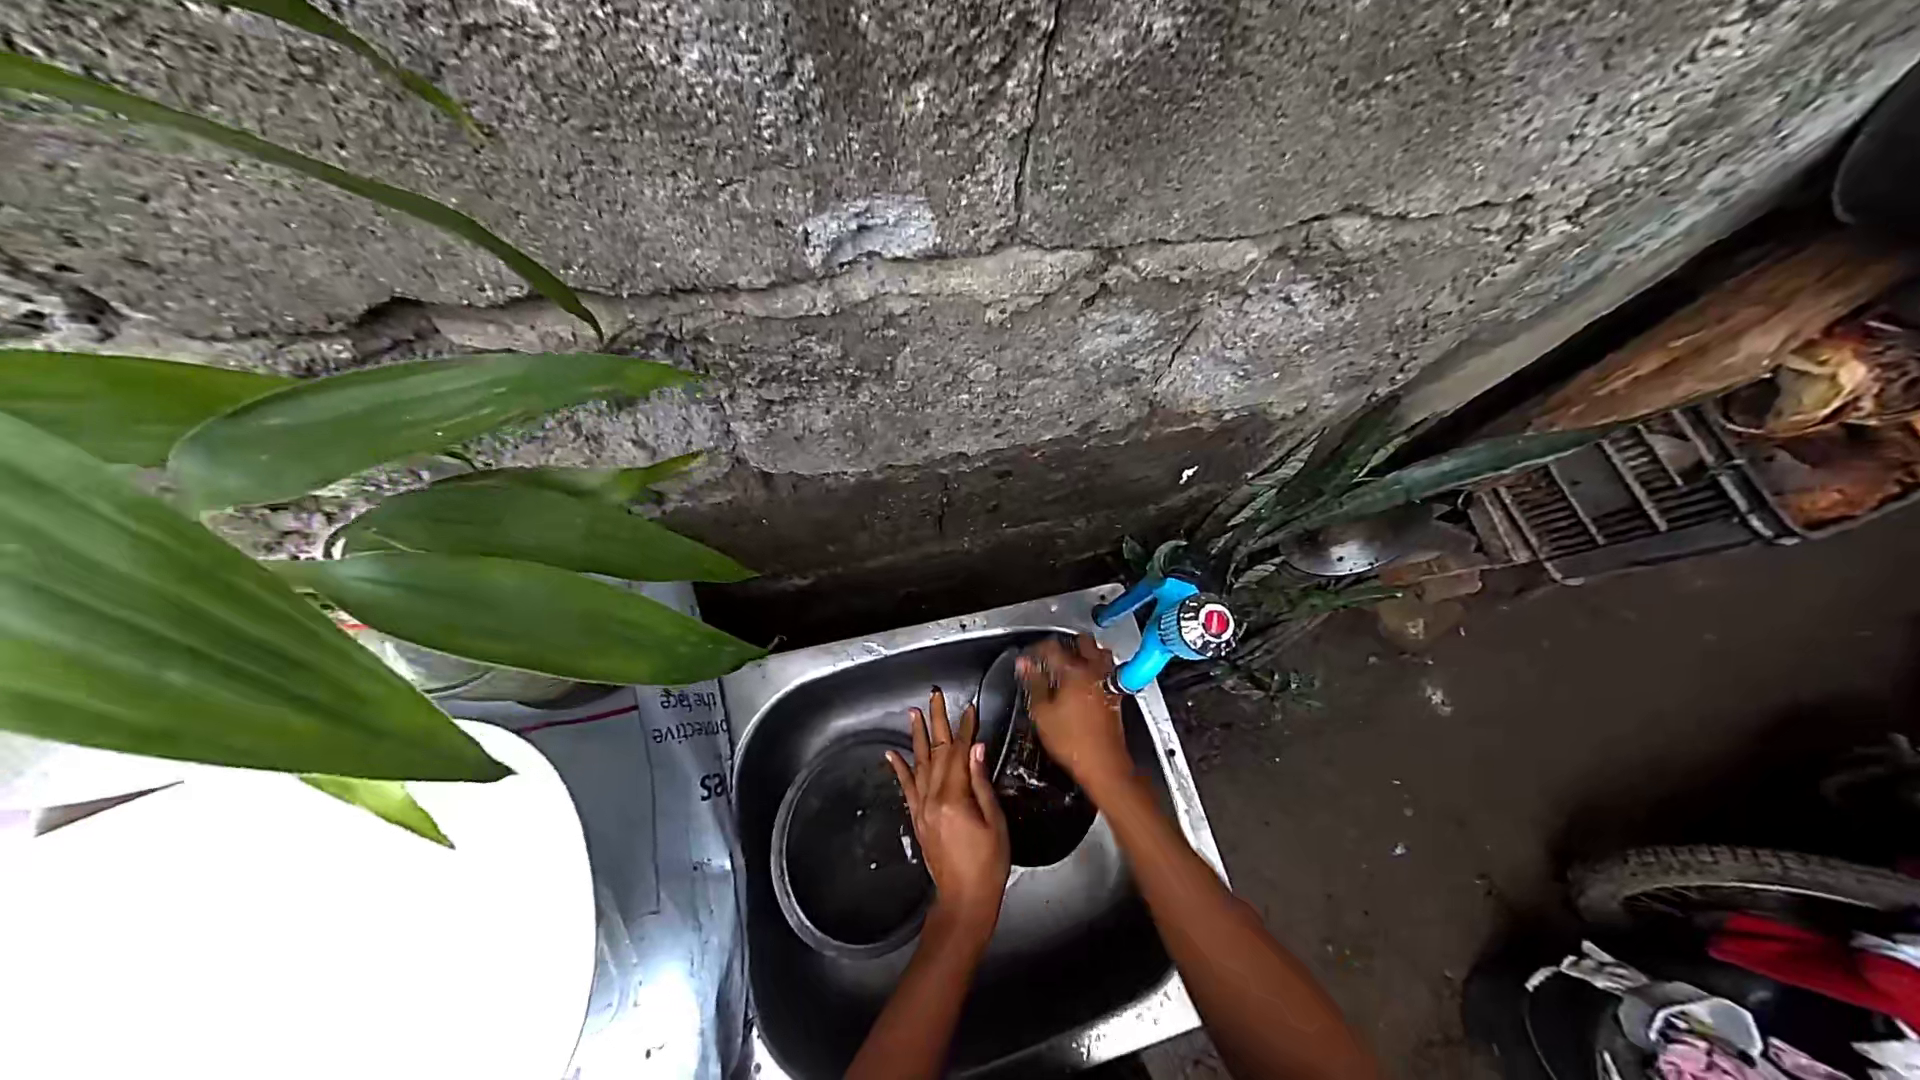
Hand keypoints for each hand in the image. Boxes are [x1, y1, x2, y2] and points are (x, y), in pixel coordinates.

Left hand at [886, 687, 1009, 931]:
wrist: (964, 900)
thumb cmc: (988, 863)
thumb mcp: (994, 822)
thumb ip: (981, 783)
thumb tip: (975, 748)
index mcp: (954, 799)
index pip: (959, 754)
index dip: (965, 729)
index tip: (970, 708)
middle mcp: (932, 799)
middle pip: (935, 752)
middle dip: (936, 722)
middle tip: (935, 696)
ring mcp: (921, 808)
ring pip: (918, 764)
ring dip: (916, 737)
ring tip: (914, 713)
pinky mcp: (916, 819)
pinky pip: (906, 788)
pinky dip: (899, 769)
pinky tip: (892, 753)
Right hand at [1016, 635, 1132, 792]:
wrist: (1103, 764)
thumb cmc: (1074, 742)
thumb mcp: (1042, 712)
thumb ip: (1033, 683)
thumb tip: (1024, 665)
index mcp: (1074, 670)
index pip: (1052, 646)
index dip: (1036, 649)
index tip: (1028, 658)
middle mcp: (1095, 670)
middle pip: (1080, 641)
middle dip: (1064, 645)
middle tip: (1049, 657)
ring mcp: (1108, 680)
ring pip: (1098, 651)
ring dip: (1084, 653)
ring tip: (1068, 664)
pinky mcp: (1115, 693)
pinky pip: (1106, 668)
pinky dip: (1095, 667)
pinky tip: (1083, 681)